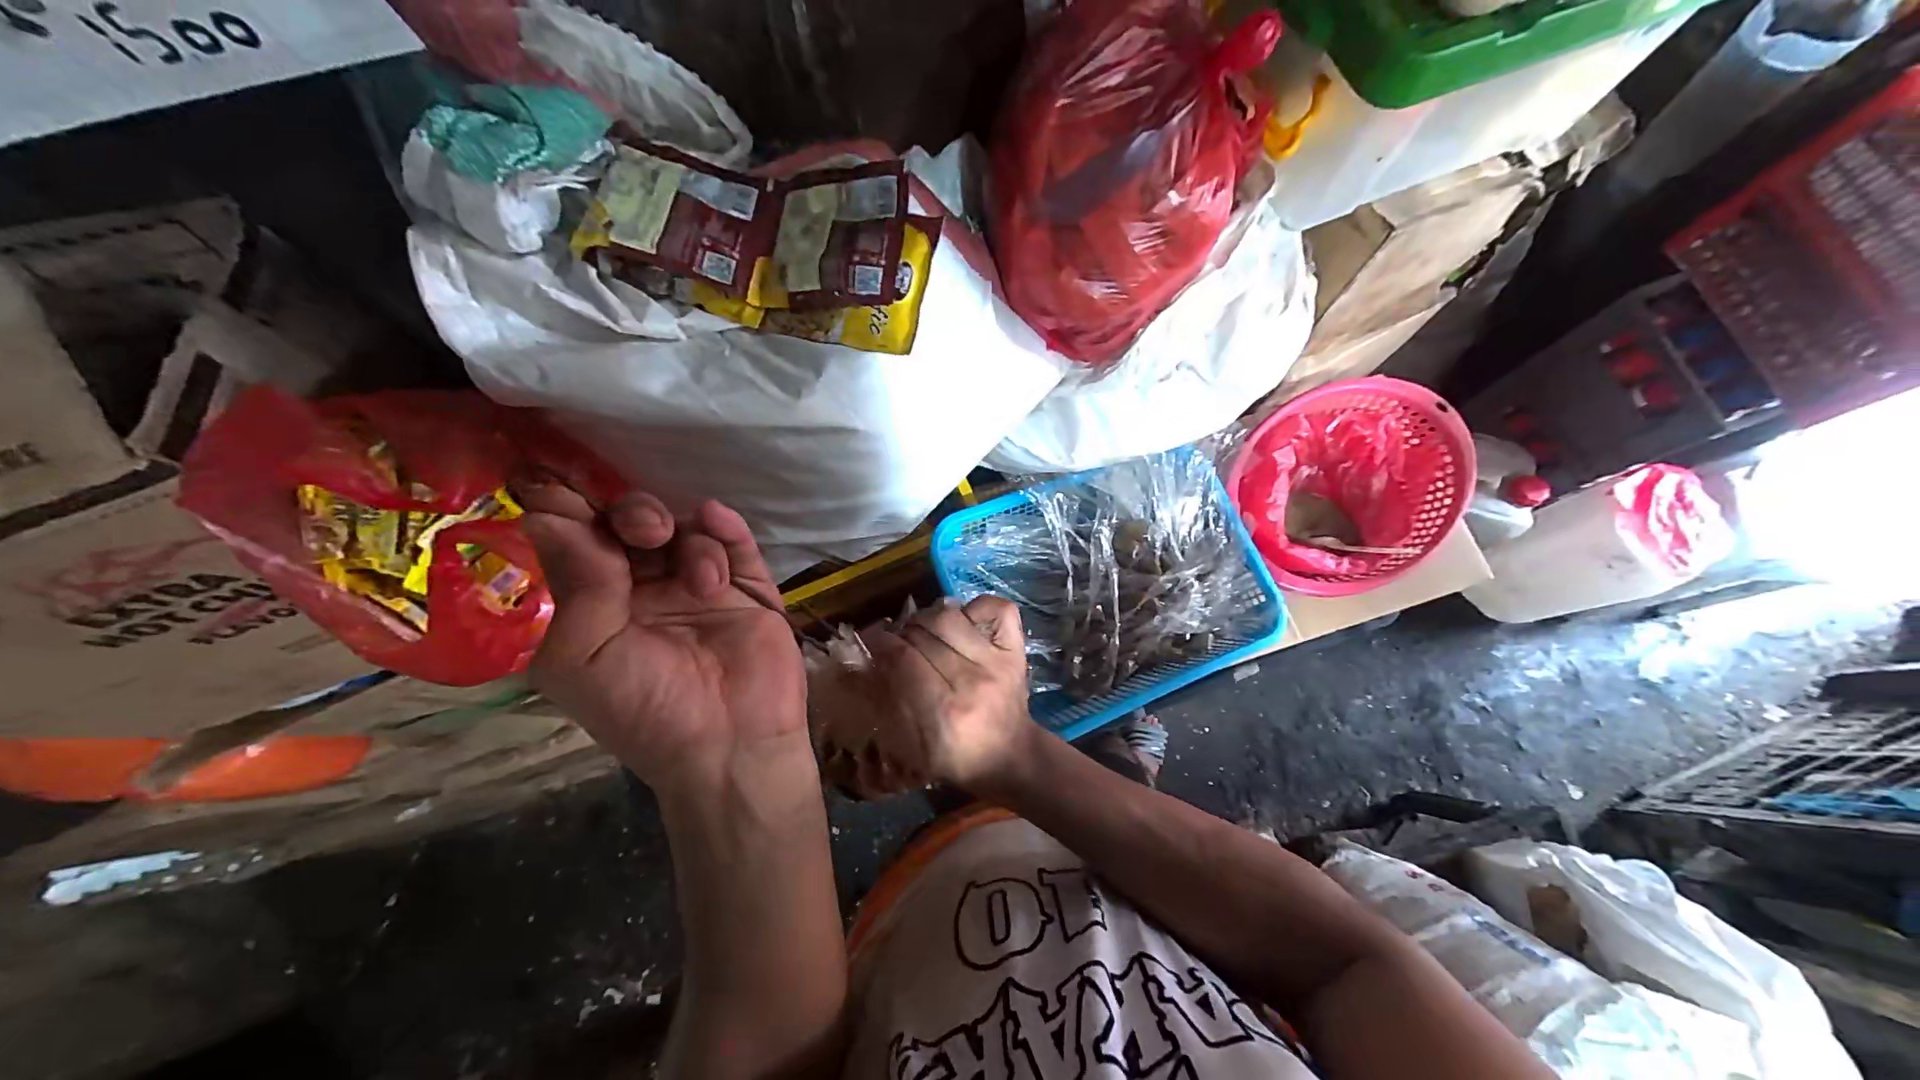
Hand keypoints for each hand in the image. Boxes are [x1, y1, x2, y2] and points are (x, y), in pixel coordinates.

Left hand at [514, 479, 805, 790]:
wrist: (729, 746)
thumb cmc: (644, 709)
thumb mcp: (585, 656)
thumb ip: (578, 584)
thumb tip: (549, 513)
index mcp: (595, 602)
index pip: (575, 539)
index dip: (564, 505)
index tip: (554, 471)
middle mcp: (644, 587)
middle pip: (630, 524)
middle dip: (634, 514)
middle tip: (645, 531)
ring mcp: (698, 585)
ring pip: (683, 528)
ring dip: (684, 537)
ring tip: (701, 581)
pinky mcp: (748, 587)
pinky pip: (735, 542)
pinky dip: (725, 527)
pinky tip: (717, 524)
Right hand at [865, 596, 1037, 797]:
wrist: (1010, 756)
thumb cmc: (956, 756)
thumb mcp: (914, 745)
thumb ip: (889, 703)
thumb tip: (864, 661)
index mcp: (944, 711)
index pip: (903, 658)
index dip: (880, 643)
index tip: (869, 641)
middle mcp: (973, 681)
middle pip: (924, 633)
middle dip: (901, 632)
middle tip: (895, 640)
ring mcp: (998, 662)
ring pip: (951, 616)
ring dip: (928, 618)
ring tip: (922, 630)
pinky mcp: (1015, 649)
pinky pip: (996, 608)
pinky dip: (975, 607)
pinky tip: (962, 621)